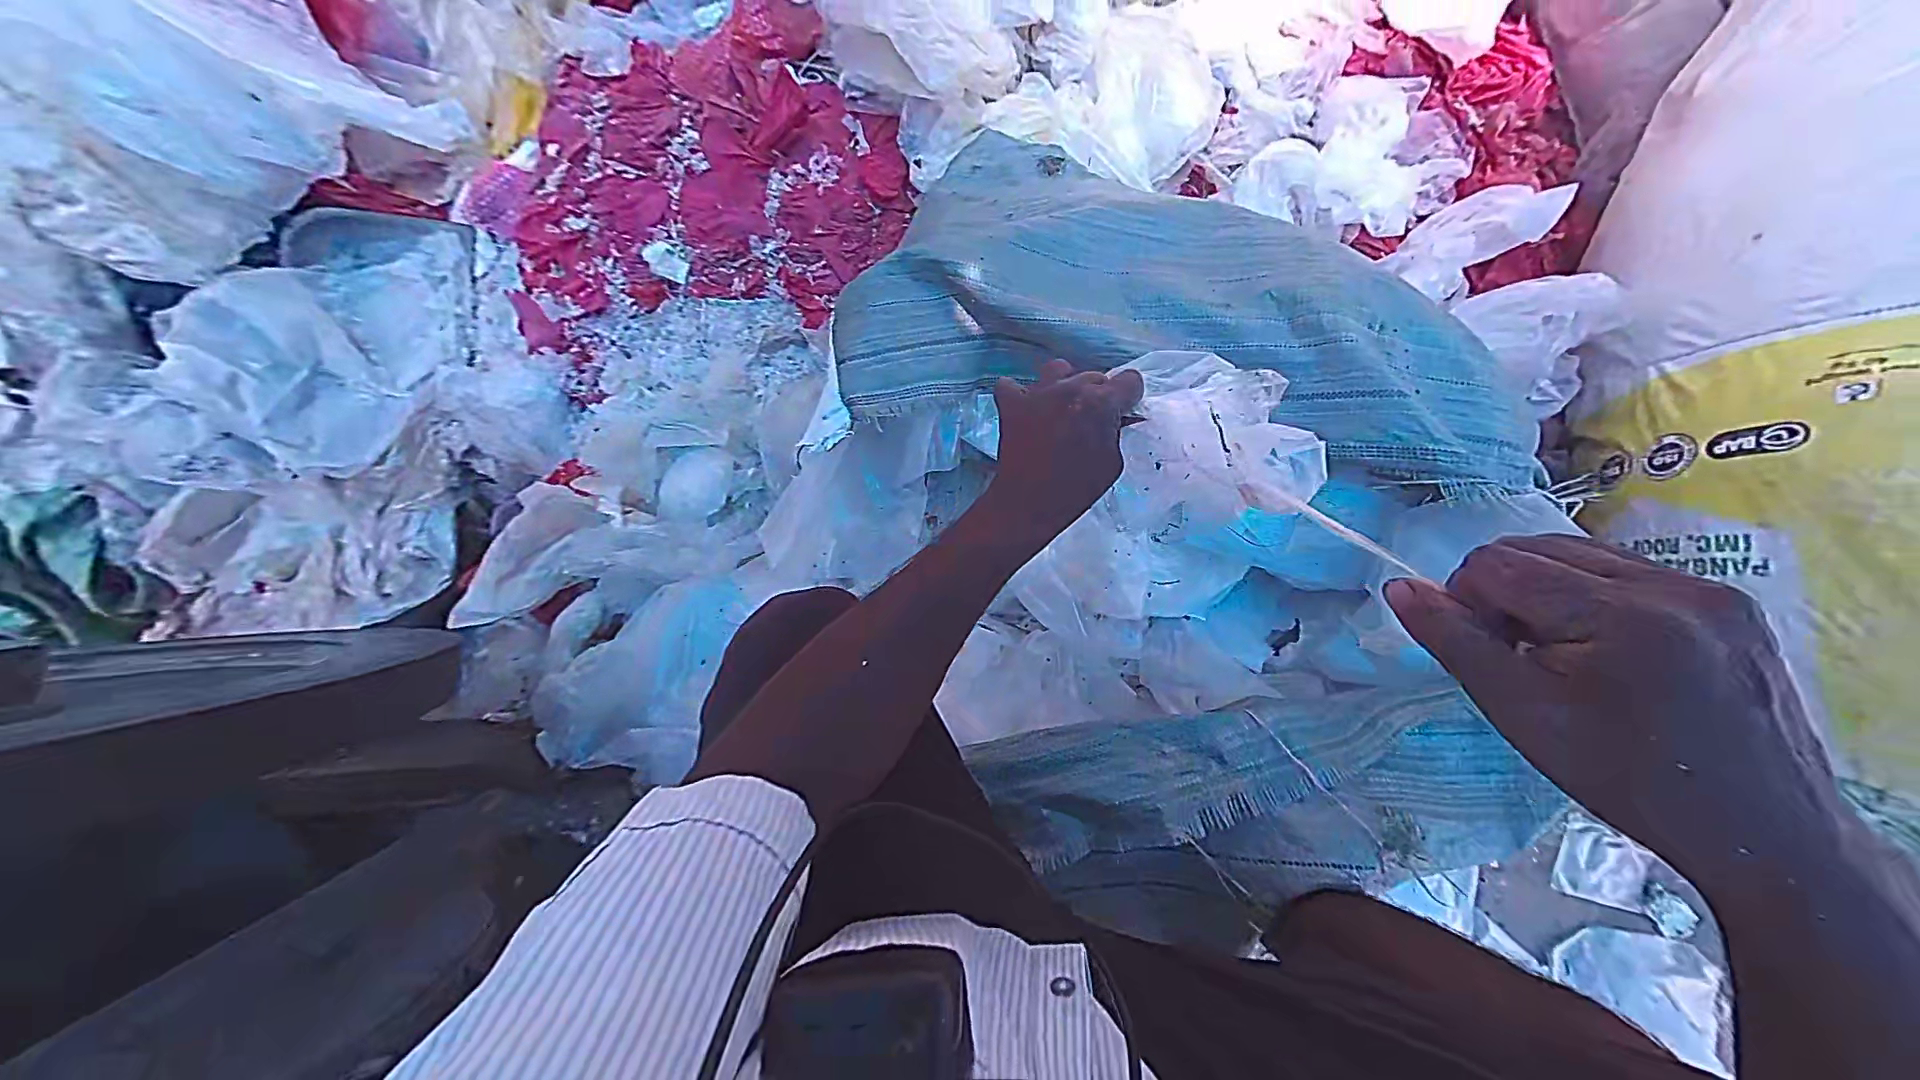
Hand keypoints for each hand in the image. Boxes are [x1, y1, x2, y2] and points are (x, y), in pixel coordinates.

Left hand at [981, 359, 1143, 549]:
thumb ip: (1115, 432)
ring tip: (1060, 408)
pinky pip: (1011, 385)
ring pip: (1058, 369)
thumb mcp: (1113, 462)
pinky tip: (1024, 411)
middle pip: (1094, 376)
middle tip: (1090, 422)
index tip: (1123, 412)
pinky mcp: (1011, 404)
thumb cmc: (1077, 489)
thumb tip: (1115, 420)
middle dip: (1097, 396)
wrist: (1029, 503)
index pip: (1129, 380)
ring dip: (1063, 384)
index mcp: (1102, 402)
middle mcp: (1071, 389)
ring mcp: (1039, 393)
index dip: (1128, 397)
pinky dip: (1018, 395)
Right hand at [1385, 534, 1848, 886]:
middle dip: (1504, 593)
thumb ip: (1452, 640)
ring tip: (1561, 653)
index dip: (1468, 602)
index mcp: (1621, 613)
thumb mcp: (1517, 709)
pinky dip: (1587, 597)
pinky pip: (1623, 571)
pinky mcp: (1731, 604)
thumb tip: (1399, 587)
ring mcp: (1711, 590)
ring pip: (1577, 554)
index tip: (1492, 654)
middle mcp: (1673, 584)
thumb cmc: (1623, 777)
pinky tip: (1602, 649)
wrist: (1761, 836)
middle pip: (1534, 548)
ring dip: (1542, 592)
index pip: (1494, 563)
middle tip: (1521, 656)